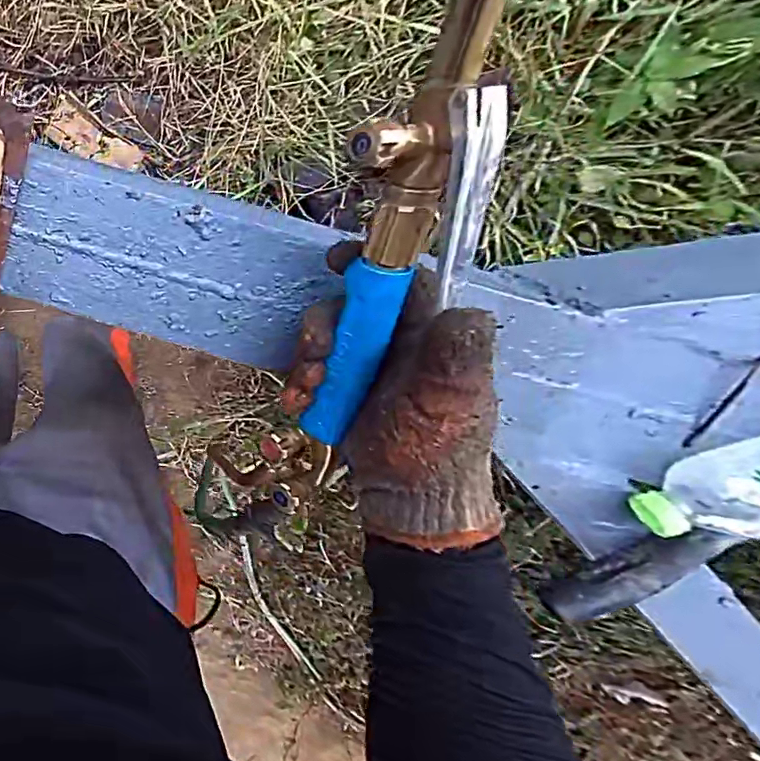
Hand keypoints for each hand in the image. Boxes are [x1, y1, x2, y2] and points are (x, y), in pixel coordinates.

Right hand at [280, 241, 501, 549]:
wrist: (408, 498)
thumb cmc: (438, 449)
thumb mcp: (453, 401)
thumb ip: (458, 354)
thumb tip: (461, 310)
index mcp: (428, 332)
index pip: (402, 281)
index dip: (371, 264)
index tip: (336, 262)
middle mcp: (394, 341)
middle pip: (349, 308)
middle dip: (323, 327)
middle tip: (316, 355)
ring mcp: (363, 364)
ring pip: (323, 338)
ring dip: (306, 359)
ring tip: (307, 390)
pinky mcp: (337, 386)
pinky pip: (309, 370)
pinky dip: (298, 383)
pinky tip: (298, 404)